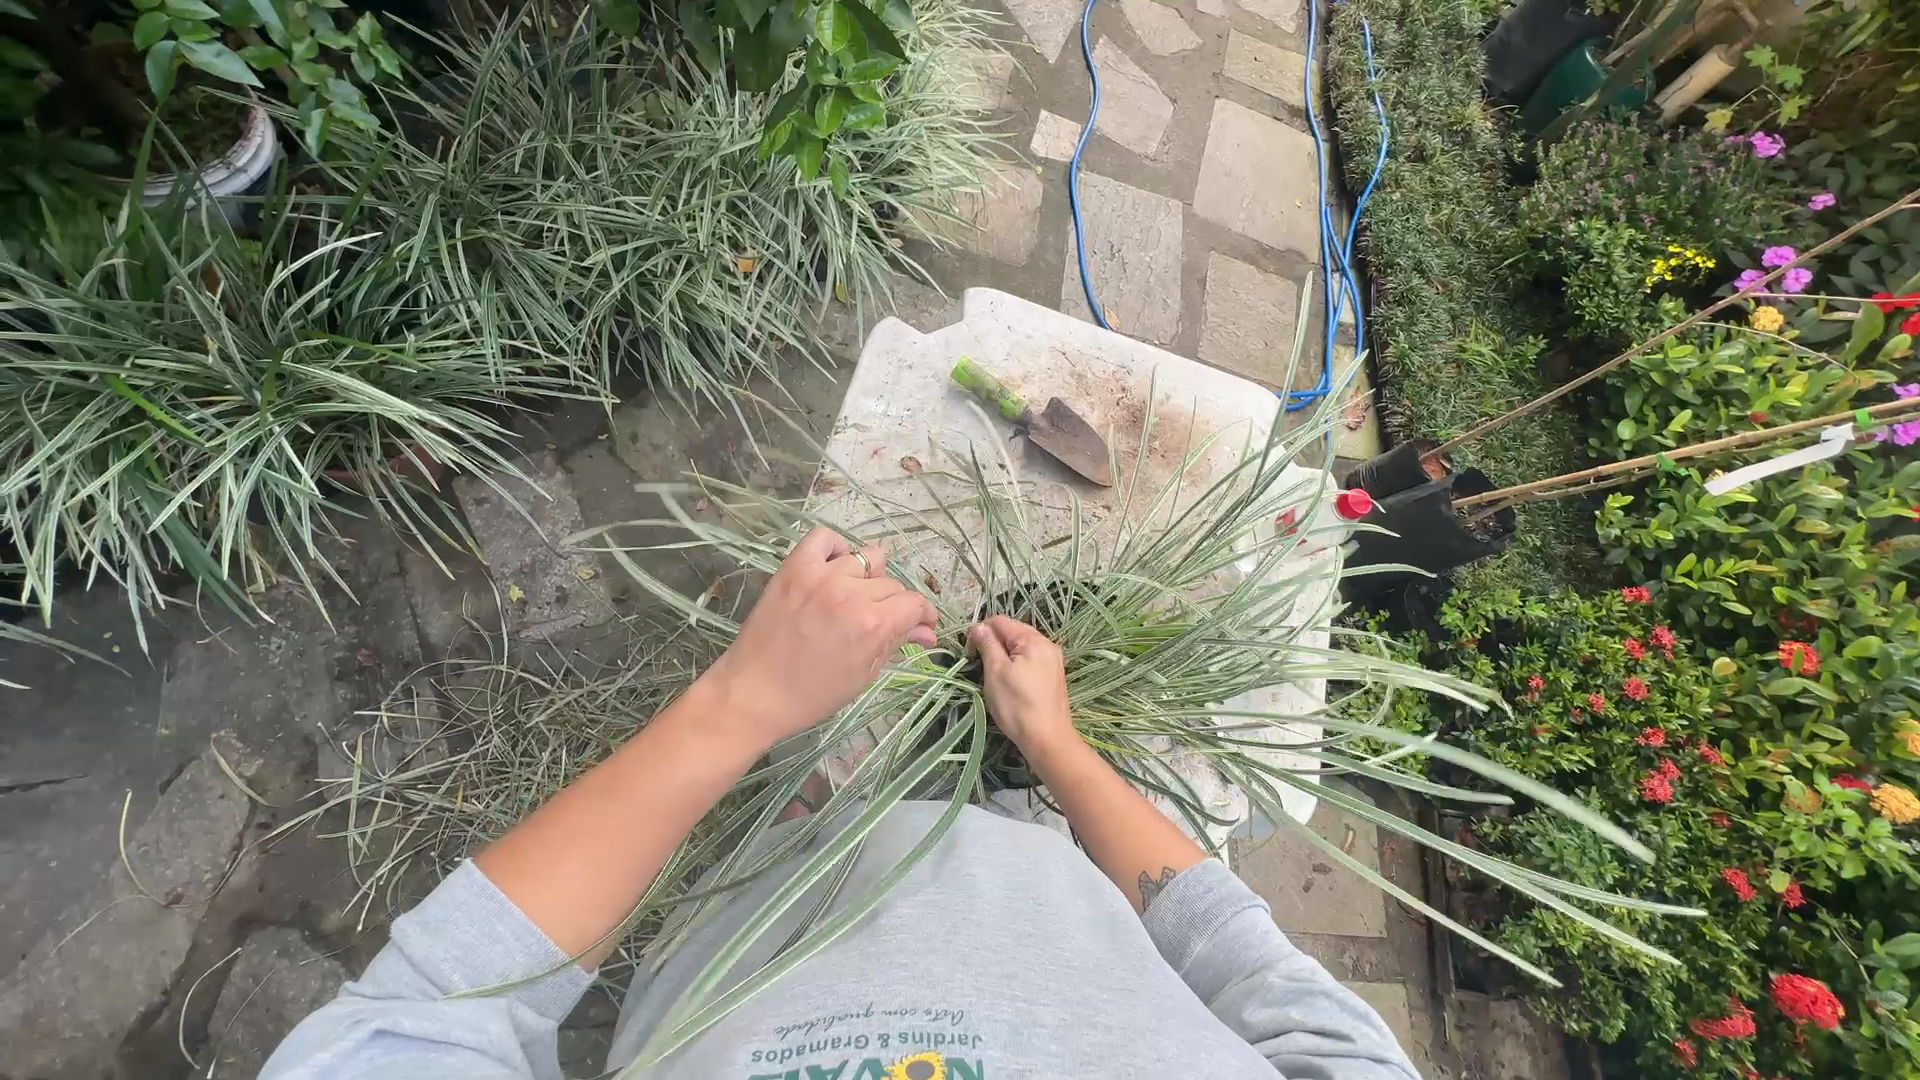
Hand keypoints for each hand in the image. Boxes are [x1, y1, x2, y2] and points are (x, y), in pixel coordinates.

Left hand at [699, 527, 937, 748]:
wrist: (753, 694)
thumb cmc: (811, 695)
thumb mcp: (863, 674)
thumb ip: (896, 643)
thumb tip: (929, 633)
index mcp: (872, 624)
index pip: (915, 603)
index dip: (924, 615)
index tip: (921, 624)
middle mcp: (851, 593)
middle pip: (891, 584)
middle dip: (894, 604)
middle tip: (879, 622)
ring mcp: (821, 576)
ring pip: (866, 558)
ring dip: (868, 578)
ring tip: (855, 596)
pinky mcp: (794, 567)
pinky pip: (824, 538)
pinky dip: (835, 548)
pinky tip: (834, 568)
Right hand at [969, 616, 1074, 751]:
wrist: (1047, 739)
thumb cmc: (1017, 705)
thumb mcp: (996, 672)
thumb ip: (988, 645)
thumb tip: (978, 627)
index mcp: (1033, 640)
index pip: (1001, 621)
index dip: (981, 631)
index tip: (970, 650)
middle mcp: (1047, 644)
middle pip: (1014, 631)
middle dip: (994, 641)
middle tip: (980, 662)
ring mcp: (1054, 659)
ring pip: (1022, 645)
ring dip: (1005, 652)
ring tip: (994, 672)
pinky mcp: (1054, 674)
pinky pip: (1032, 658)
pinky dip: (1018, 662)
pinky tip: (1011, 678)